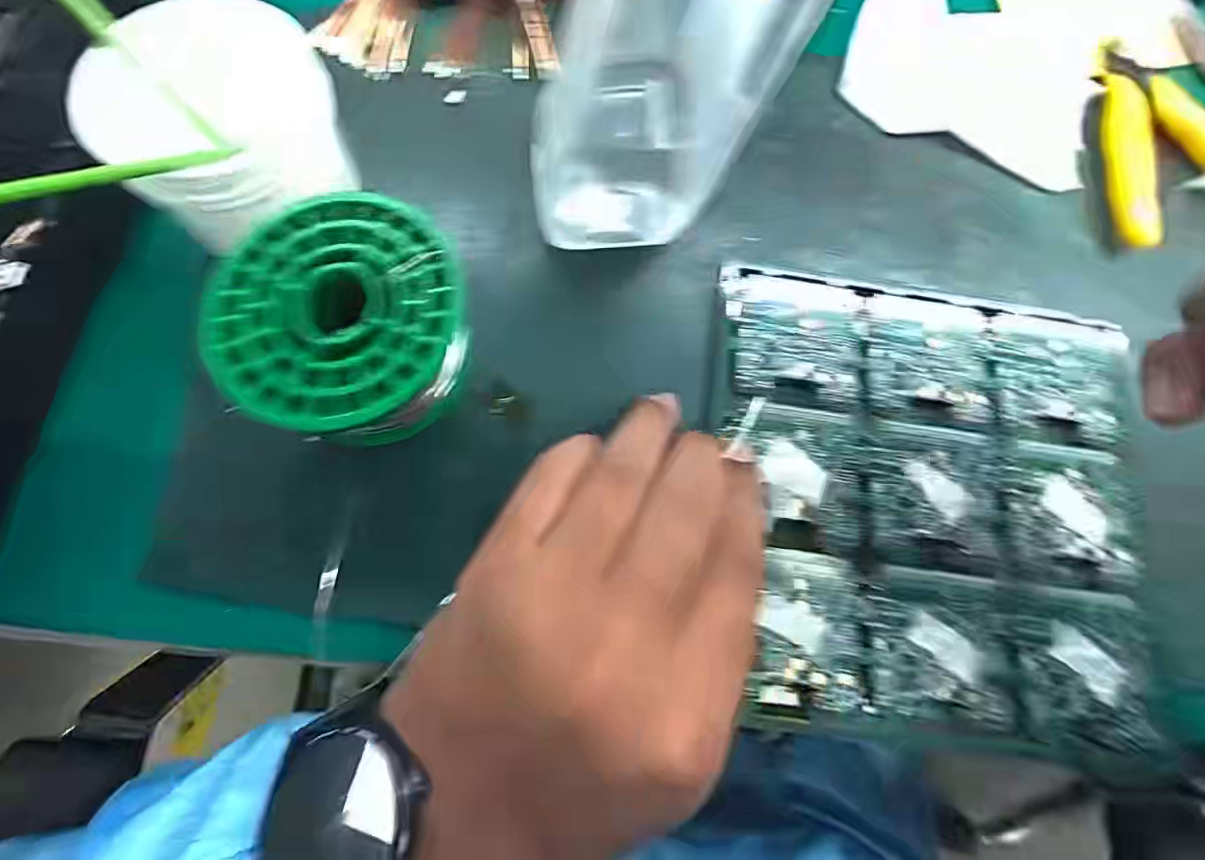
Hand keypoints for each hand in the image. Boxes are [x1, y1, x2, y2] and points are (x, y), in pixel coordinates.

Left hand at [381, 396, 762, 859]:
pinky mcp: (495, 564)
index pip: (733, 575)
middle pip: (680, 517)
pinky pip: (548, 480)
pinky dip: (579, 450)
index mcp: (684, 711)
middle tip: (707, 440)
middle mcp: (622, 643)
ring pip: (617, 482)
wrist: (457, 794)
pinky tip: (596, 442)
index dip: (745, 508)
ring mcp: (549, 594)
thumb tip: (731, 535)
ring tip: (660, 410)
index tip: (746, 472)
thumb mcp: (680, 757)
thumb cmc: (581, 780)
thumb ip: (718, 656)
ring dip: (644, 432)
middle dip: (701, 461)